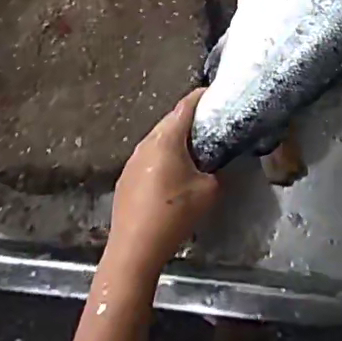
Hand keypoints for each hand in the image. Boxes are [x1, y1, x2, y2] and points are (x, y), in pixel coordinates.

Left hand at [109, 89, 219, 264]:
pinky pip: (148, 156)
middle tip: (208, 124)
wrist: (134, 248)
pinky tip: (170, 175)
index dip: (200, 96)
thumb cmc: (173, 214)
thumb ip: (216, 172)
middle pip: (170, 121)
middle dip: (188, 120)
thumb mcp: (208, 192)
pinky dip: (162, 157)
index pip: (185, 106)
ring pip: (157, 139)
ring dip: (174, 140)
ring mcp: (132, 158)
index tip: (212, 93)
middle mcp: (146, 141)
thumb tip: (215, 165)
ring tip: (192, 151)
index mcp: (166, 138)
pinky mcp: (126, 176)